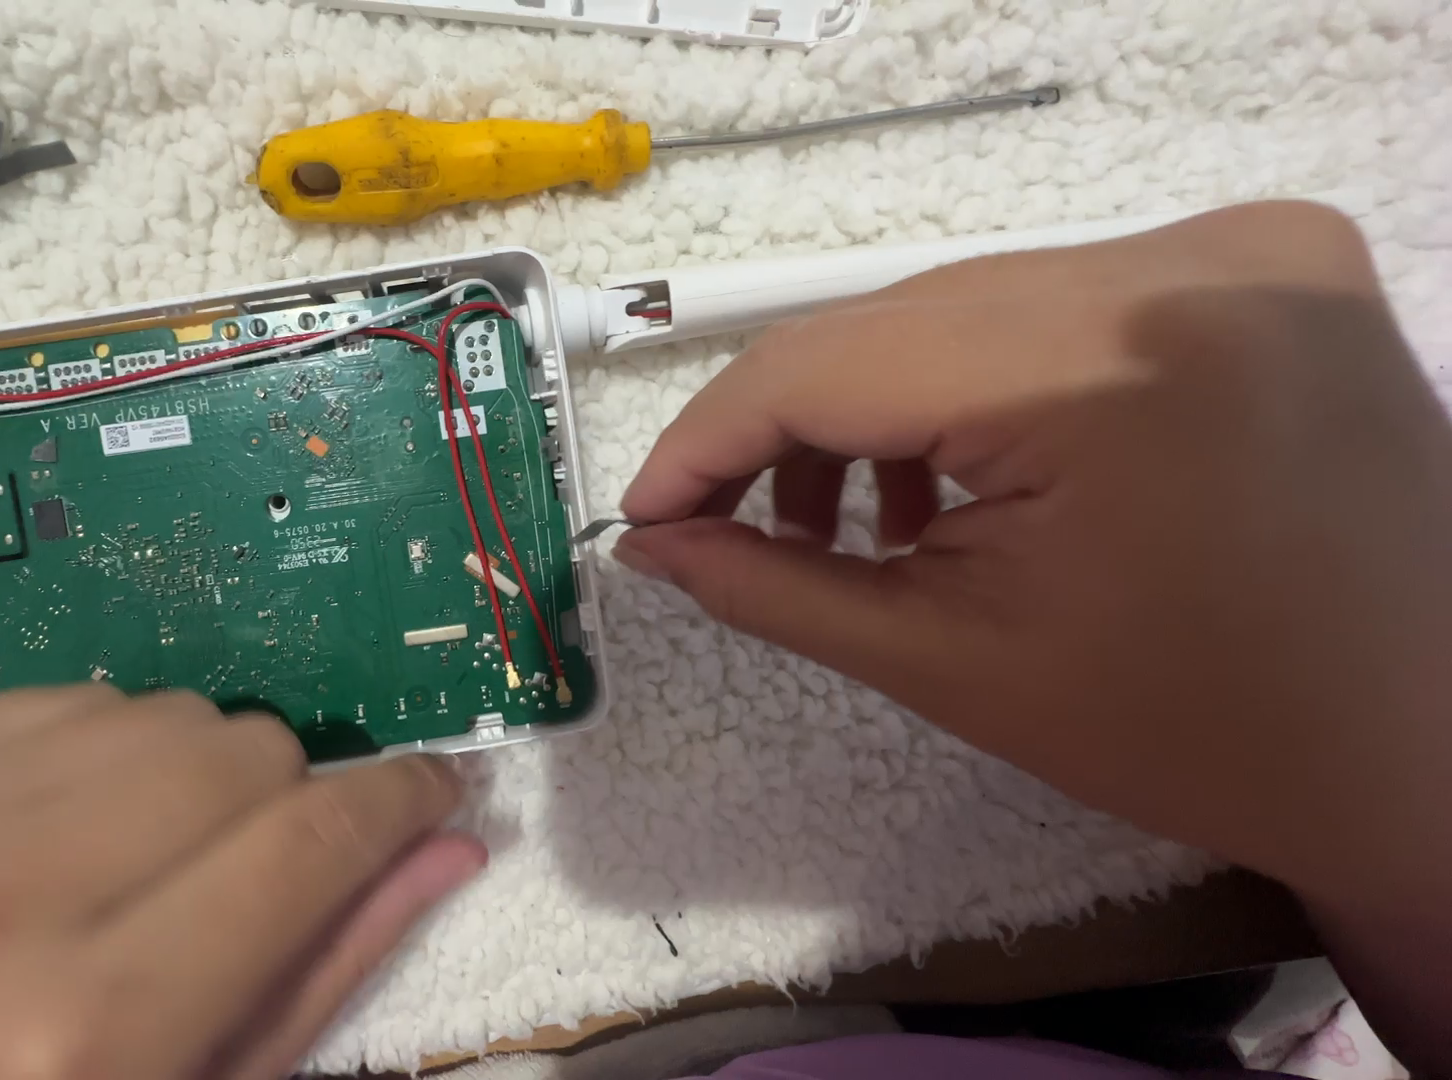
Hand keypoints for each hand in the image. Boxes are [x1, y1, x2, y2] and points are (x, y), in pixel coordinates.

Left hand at [0, 686, 482, 1079]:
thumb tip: (449, 843)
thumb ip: (334, 958)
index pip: (308, 846)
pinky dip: (110, 751)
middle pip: (248, 751)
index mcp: (86, 1029)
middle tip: (252, 866)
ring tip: (147, 855)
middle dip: (285, 798)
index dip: (399, 798)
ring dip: (197, 774)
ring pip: (174, 712)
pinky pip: (81, 697)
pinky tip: (63, 826)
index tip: (439, 782)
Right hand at [617, 201, 1451, 915]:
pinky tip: (933, 482)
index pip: (822, 369)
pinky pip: (1013, 313)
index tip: (642, 509)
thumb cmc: (1186, 730)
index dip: (704, 441)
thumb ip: (763, 586)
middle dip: (769, 435)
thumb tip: (646, 542)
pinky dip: (940, 393)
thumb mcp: (936, 659)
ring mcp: (1222, 246)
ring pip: (933, 317)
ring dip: (850, 417)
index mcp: (1102, 368)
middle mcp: (1171, 262)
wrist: (1435, 752)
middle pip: (871, 331)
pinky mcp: (1239, 261)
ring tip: (832, 526)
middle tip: (713, 523)